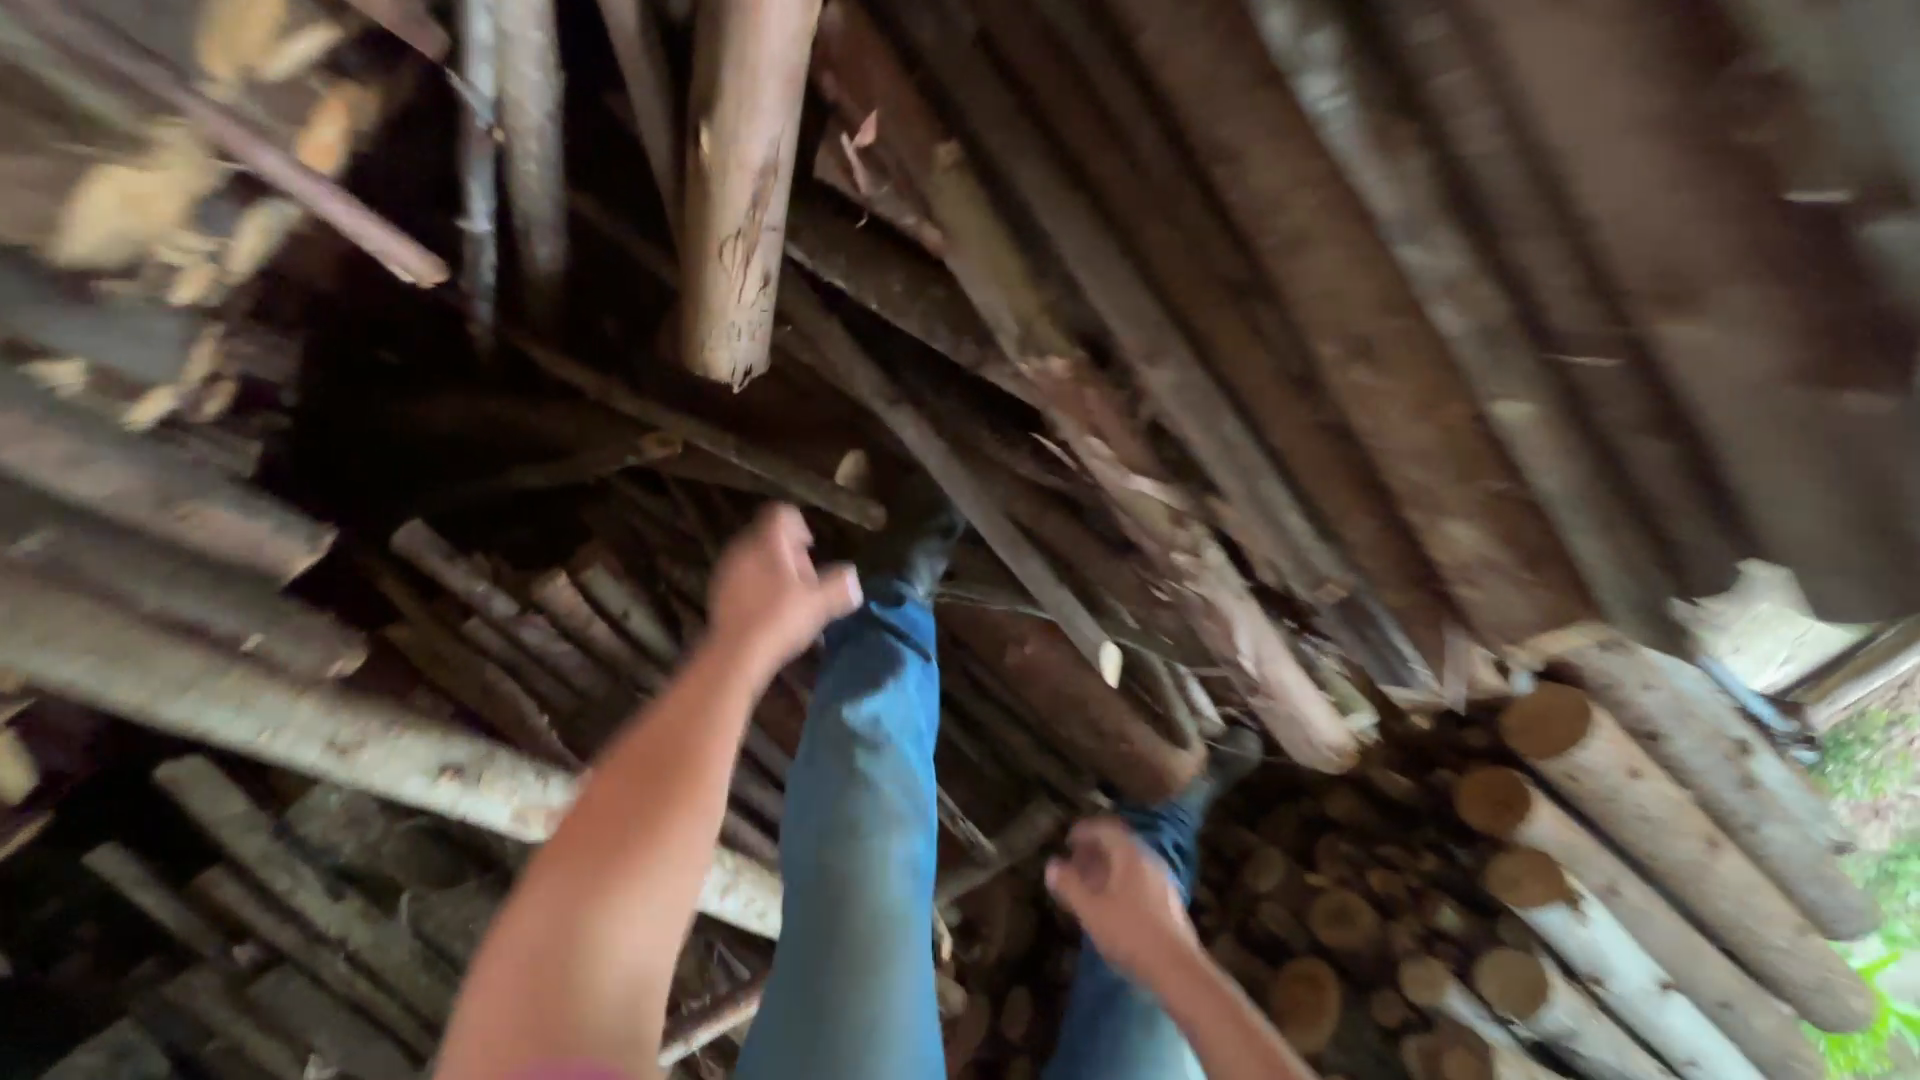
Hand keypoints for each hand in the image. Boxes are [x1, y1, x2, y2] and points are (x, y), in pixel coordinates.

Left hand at [707, 502, 861, 677]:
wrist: (735, 655)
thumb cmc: (779, 620)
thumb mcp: (820, 603)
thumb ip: (840, 585)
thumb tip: (852, 576)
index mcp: (767, 541)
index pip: (781, 512)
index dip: (799, 524)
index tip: (811, 547)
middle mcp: (743, 548)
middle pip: (768, 535)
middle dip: (790, 552)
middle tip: (806, 578)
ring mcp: (726, 569)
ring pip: (755, 557)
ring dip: (774, 570)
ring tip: (790, 597)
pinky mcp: (717, 591)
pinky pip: (743, 577)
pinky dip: (758, 586)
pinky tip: (770, 612)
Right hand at [1045, 816, 1199, 985]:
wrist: (1177, 968)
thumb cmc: (1129, 933)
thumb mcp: (1091, 910)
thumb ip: (1069, 885)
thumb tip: (1051, 865)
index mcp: (1131, 855)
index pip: (1106, 828)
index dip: (1084, 831)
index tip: (1067, 840)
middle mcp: (1149, 860)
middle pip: (1119, 844)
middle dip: (1094, 850)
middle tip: (1074, 862)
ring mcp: (1162, 881)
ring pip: (1130, 863)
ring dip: (1107, 867)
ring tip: (1088, 884)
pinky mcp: (1169, 902)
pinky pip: (1139, 879)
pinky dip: (1120, 881)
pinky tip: (1110, 904)